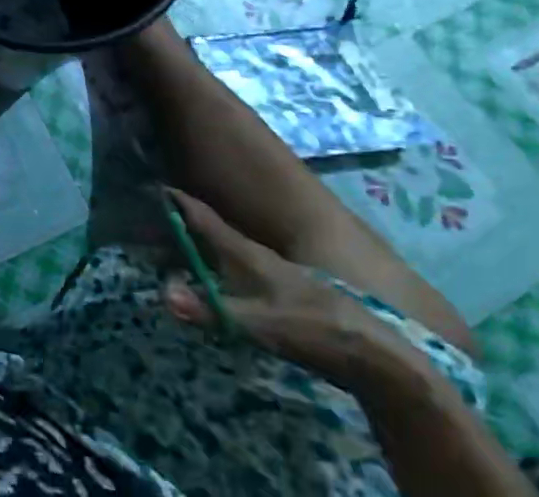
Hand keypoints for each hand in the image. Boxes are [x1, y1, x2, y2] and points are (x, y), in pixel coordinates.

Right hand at [163, 189, 426, 390]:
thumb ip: (211, 310)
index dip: (183, 205)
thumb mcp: (260, 323)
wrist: (379, 352)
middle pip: (220, 233)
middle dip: (191, 222)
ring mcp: (281, 277)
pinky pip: (246, 273)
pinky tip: (224, 282)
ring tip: (185, 245)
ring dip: (209, 245)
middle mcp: (263, 260)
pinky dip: (225, 269)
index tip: (159, 186)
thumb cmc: (316, 328)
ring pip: (235, 253)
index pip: (209, 222)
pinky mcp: (293, 297)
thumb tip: (163, 293)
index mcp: (252, 257)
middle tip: (162, 215)